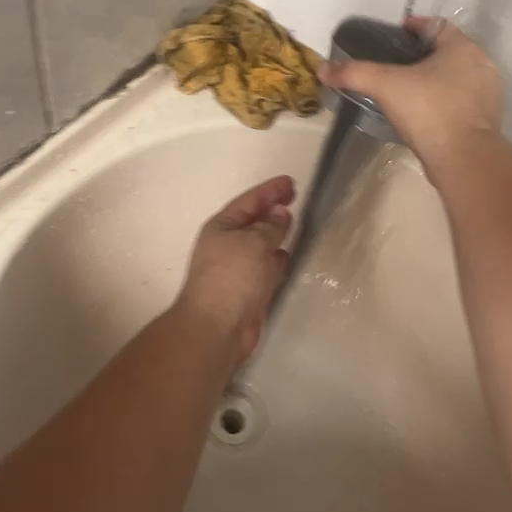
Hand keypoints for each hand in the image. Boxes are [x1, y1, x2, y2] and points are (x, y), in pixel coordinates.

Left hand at [173, 175, 295, 364]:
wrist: (216, 328)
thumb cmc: (232, 277)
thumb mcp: (254, 243)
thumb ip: (270, 227)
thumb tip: (280, 213)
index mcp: (221, 227)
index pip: (248, 201)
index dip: (269, 190)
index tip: (290, 182)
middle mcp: (226, 246)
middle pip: (252, 222)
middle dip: (272, 210)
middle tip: (294, 198)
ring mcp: (236, 270)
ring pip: (259, 245)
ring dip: (275, 235)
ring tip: (295, 225)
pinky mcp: (247, 292)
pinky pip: (264, 268)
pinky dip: (276, 260)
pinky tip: (288, 257)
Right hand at [320, 18, 502, 164]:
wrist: (464, 159)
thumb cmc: (429, 110)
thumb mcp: (386, 86)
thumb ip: (355, 73)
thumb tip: (323, 69)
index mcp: (462, 48)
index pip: (438, 25)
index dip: (415, 26)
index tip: (397, 34)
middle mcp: (481, 65)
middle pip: (448, 51)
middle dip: (424, 55)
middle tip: (396, 64)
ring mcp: (487, 94)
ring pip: (456, 78)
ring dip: (434, 80)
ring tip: (407, 89)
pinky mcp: (485, 121)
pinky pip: (460, 103)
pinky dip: (443, 102)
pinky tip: (422, 114)